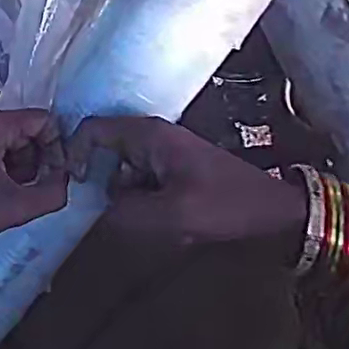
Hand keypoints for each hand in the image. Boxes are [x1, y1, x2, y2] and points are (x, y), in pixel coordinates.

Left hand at [0, 109, 67, 245]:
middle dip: (36, 157)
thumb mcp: (17, 207)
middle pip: (28, 127)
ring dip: (22, 161)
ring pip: (15, 136)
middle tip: (28, 185)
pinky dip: (6, 161)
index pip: (42, 120)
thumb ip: (53, 192)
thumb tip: (67, 177)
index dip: (55, 145)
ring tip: (10, 188)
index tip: (54, 173)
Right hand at [65, 116, 305, 250]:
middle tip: (112, 212)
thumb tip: (99, 211)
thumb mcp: (174, 214)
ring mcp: (164, 152)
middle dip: (103, 181)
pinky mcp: (174, 169)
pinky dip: (141, 200)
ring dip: (125, 196)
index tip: (74, 185)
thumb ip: (127, 214)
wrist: (274, 213)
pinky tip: (161, 219)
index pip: (93, 129)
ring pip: (123, 171)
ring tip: (150, 219)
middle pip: (106, 151)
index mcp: (149, 135)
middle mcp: (152, 136)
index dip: (75, 152)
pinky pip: (141, 182)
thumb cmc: (226, 205)